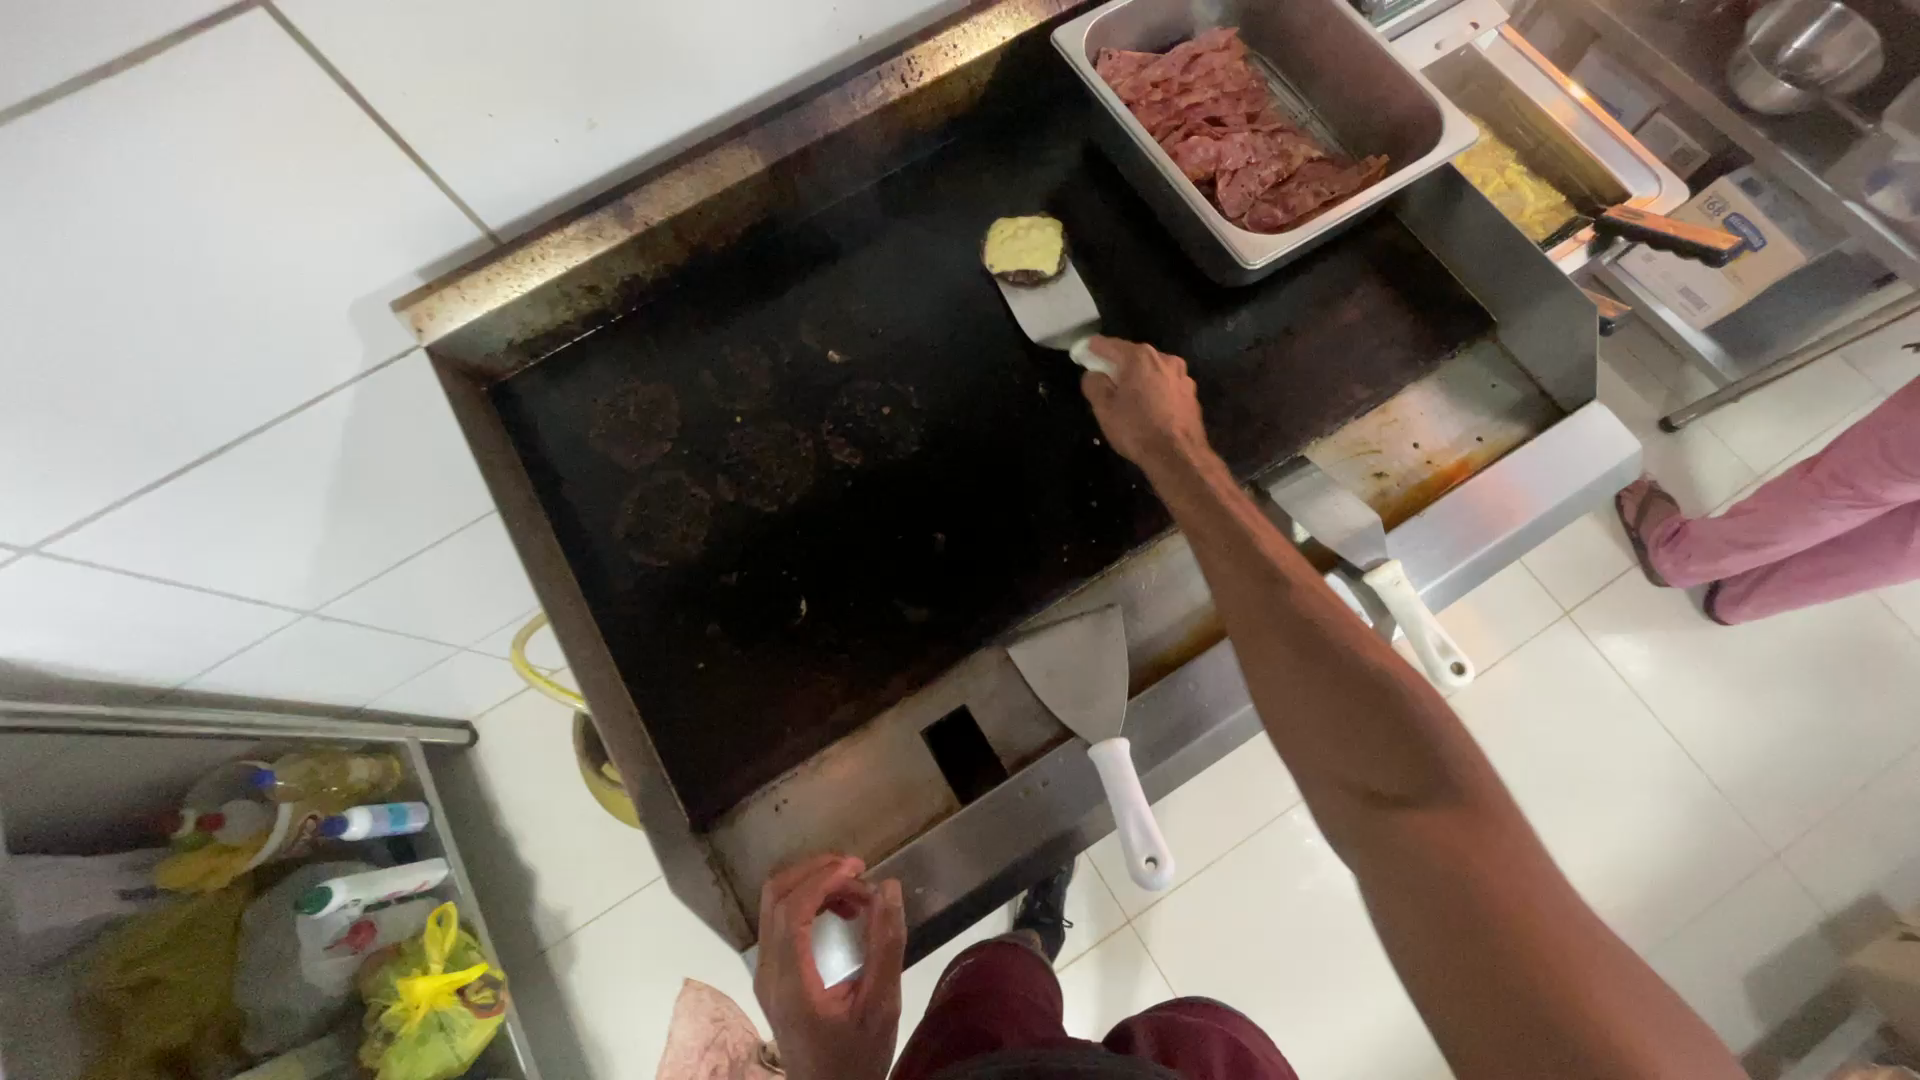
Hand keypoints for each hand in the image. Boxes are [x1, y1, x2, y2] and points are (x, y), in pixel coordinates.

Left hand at [753, 854, 906, 1079]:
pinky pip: (781, 918)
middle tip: (858, 873)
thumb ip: (886, 945)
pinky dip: (809, 899)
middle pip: (776, 895)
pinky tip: (841, 909)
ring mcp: (765, 971)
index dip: (823, 878)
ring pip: (776, 902)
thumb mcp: (882, 1005)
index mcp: (790, 981)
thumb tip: (888, 887)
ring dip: (813, 883)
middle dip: (817, 871)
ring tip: (856, 892)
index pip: (792, 909)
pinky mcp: (772, 972)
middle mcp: (768, 971)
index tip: (859, 870)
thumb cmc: (856, 1057)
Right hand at [1080, 336, 1209, 473]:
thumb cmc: (1136, 429)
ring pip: (1151, 371)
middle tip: (1104, 380)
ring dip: (1138, 379)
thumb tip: (1094, 373)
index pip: (1108, 345)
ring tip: (1128, 398)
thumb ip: (1094, 384)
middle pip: (1133, 356)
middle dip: (1117, 366)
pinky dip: (1154, 391)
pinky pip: (1165, 386)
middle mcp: (1164, 358)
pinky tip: (1149, 409)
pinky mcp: (1191, 394)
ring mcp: (1182, 375)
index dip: (1092, 349)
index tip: (1081, 354)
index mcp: (1139, 357)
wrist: (1178, 456)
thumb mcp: (1104, 408)